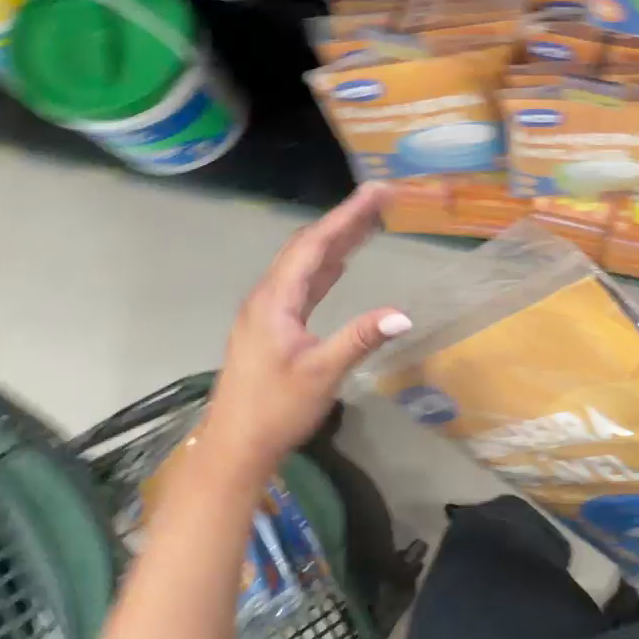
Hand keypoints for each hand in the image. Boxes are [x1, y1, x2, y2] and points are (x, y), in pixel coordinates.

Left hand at [199, 182, 410, 483]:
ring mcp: (268, 312)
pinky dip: (328, 266)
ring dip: (337, 241)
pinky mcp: (273, 327)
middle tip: (381, 199)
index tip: (377, 192)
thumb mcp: (322, 374)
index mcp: (275, 300)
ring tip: (370, 221)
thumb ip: (360, 339)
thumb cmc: (275, 409)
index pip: (315, 246)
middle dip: (345, 221)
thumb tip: (404, 314)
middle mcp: (268, 297)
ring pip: (305, 264)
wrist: (235, 446)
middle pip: (308, 247)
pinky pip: (303, 284)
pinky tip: (343, 264)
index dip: (348, 216)